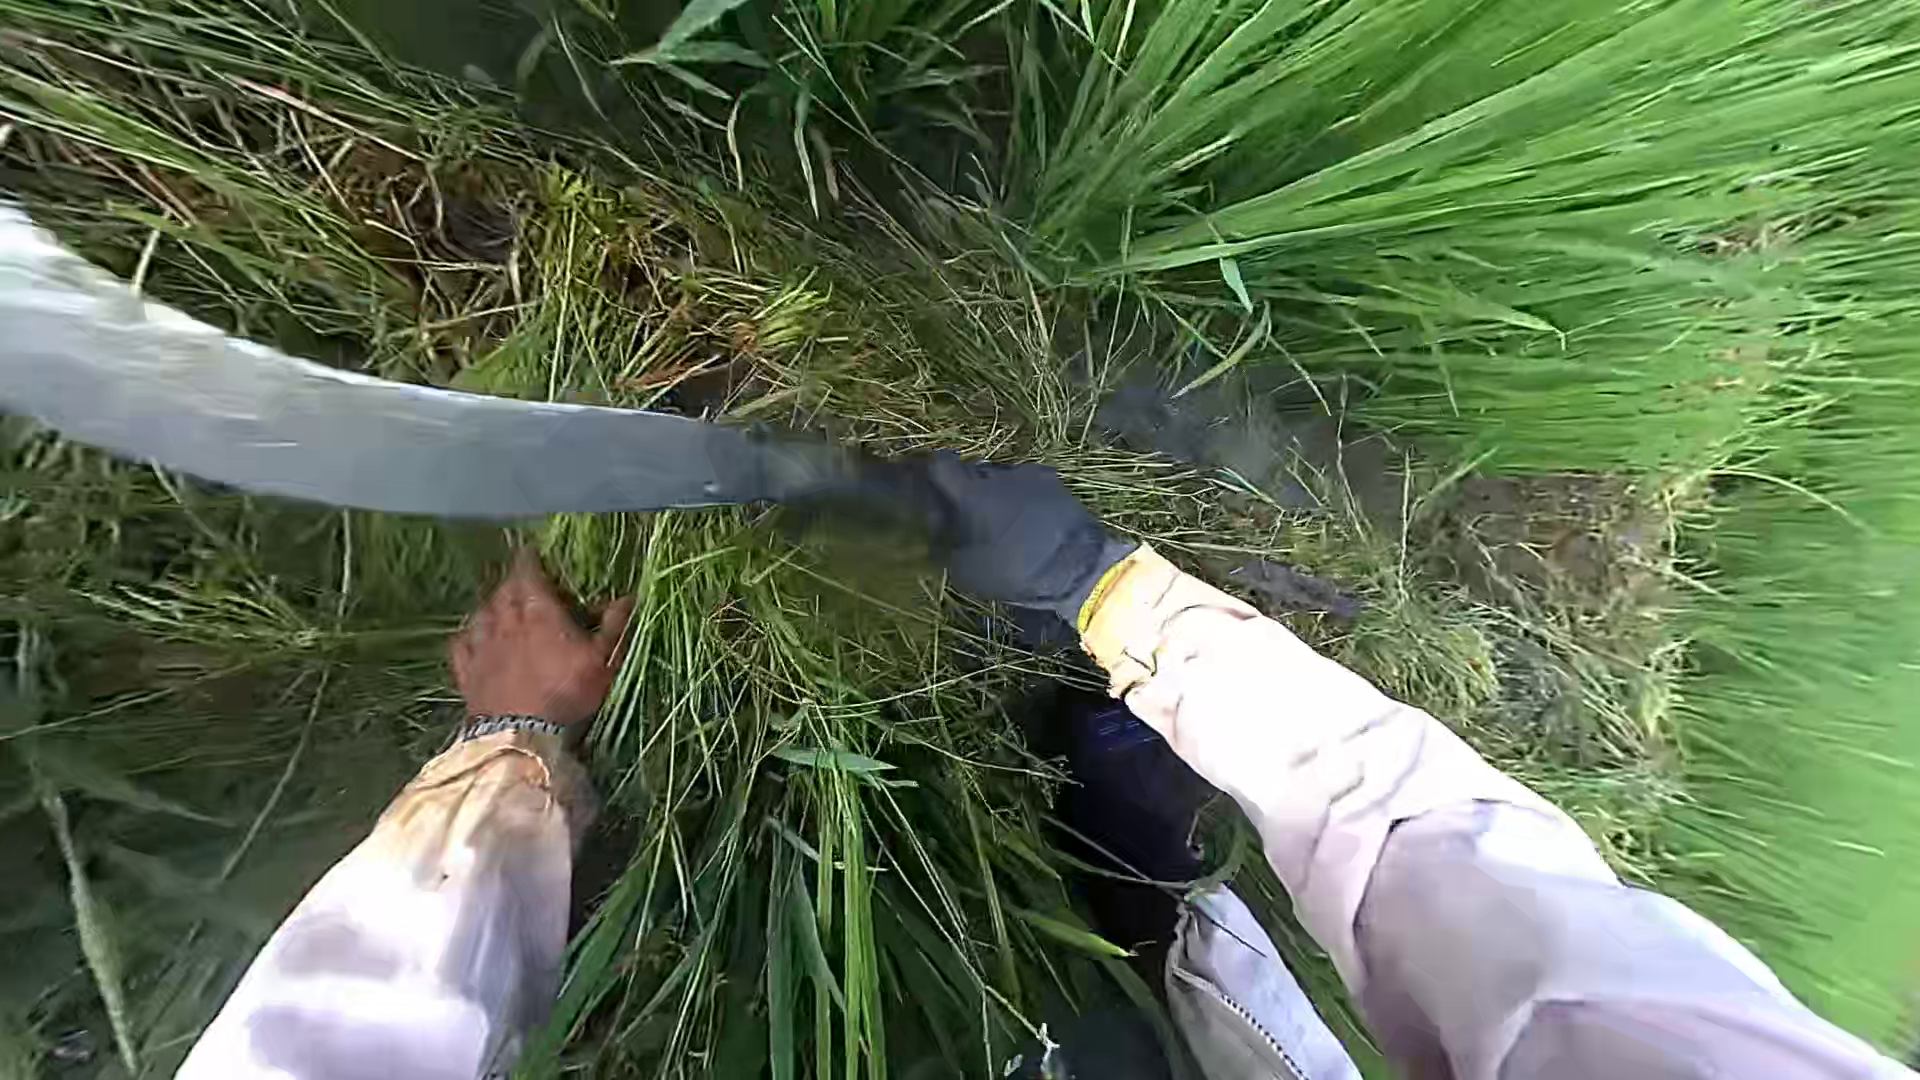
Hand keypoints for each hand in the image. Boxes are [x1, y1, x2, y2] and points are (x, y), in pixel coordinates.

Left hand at [450, 549, 635, 727]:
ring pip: (482, 612)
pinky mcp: (467, 670)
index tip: (531, 551)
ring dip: (492, 603)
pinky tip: (473, 633)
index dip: (529, 561)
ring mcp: (482, 646)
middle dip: (513, 580)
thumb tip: (631, 596)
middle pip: (504, 591)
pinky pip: (462, 641)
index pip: (529, 576)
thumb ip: (616, 625)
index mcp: (540, 613)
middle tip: (523, 577)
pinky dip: (468, 631)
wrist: (521, 733)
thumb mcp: (605, 658)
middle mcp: (506, 622)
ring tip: (500, 602)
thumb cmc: (568, 690)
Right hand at [925, 453, 1137, 619]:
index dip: (931, 472)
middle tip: (965, 516)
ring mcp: (1033, 476)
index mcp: (974, 492)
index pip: (941, 465)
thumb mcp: (969, 572)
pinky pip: (1028, 487)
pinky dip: (1021, 500)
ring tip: (1000, 523)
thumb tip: (936, 537)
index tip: (928, 486)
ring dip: (997, 495)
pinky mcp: (1057, 485)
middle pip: (973, 473)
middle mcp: (1001, 475)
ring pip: (1003, 480)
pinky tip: (1025, 523)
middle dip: (966, 490)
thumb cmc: (1018, 570)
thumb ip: (945, 549)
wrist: (1081, 570)